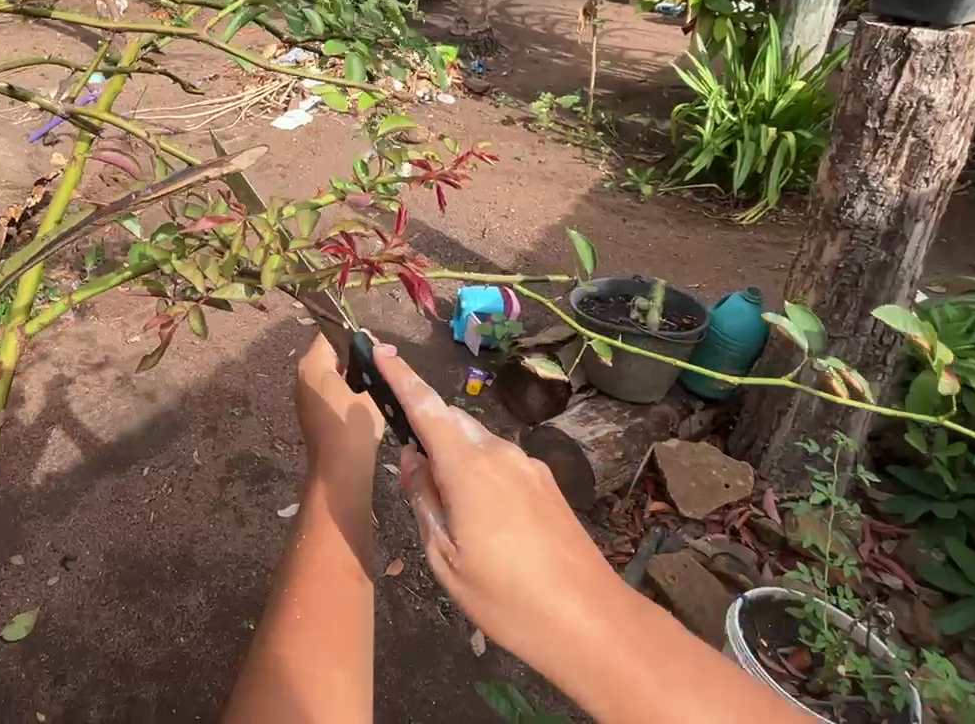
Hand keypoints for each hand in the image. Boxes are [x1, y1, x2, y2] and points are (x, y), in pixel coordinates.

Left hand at [294, 333, 383, 487]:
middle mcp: (303, 375)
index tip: (377, 346)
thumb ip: (369, 362)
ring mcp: (305, 394)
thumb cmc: (353, 426)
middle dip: (355, 355)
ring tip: (377, 380)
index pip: (331, 334)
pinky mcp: (311, 411)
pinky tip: (366, 400)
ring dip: (352, 374)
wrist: (339, 472)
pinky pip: (329, 389)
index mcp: (312, 364)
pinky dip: (346, 390)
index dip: (354, 335)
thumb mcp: (369, 389)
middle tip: (381, 364)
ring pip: (331, 372)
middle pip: (330, 352)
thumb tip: (373, 343)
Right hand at [373, 343, 620, 663]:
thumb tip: (412, 460)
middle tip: (413, 478)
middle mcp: (499, 454)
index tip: (380, 350)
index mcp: (468, 468)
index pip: (426, 407)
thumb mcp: (445, 558)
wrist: (594, 625)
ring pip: (475, 442)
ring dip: (453, 457)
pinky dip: (478, 472)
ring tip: (451, 512)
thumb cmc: (508, 599)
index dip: (400, 376)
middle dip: (425, 432)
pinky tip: (485, 521)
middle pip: (450, 422)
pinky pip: (499, 461)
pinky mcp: (546, 483)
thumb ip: (423, 500)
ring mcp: (527, 466)